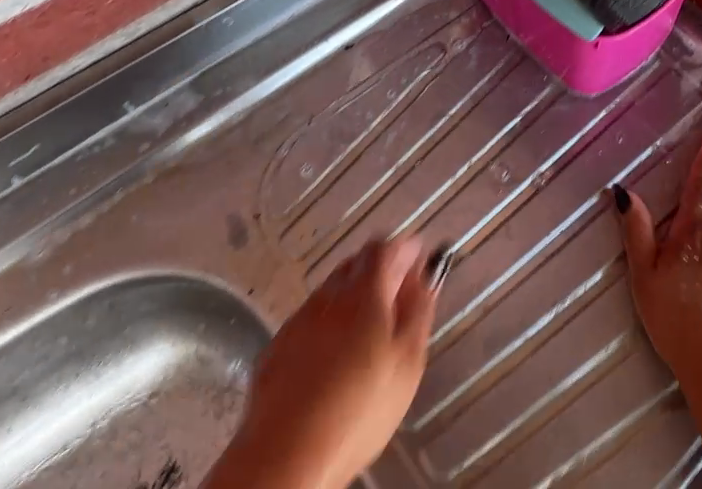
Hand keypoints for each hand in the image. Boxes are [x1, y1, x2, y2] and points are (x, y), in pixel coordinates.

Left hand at [203, 236, 444, 488]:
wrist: (286, 453)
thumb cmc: (360, 409)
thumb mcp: (408, 362)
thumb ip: (418, 310)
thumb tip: (424, 274)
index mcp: (364, 294)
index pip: (384, 249)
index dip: (404, 247)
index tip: (419, 255)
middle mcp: (328, 297)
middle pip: (355, 264)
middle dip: (379, 266)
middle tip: (399, 287)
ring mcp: (298, 320)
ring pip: (331, 290)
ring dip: (352, 291)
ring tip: (370, 321)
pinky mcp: (278, 346)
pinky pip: (311, 317)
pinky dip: (329, 318)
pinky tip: (335, 348)